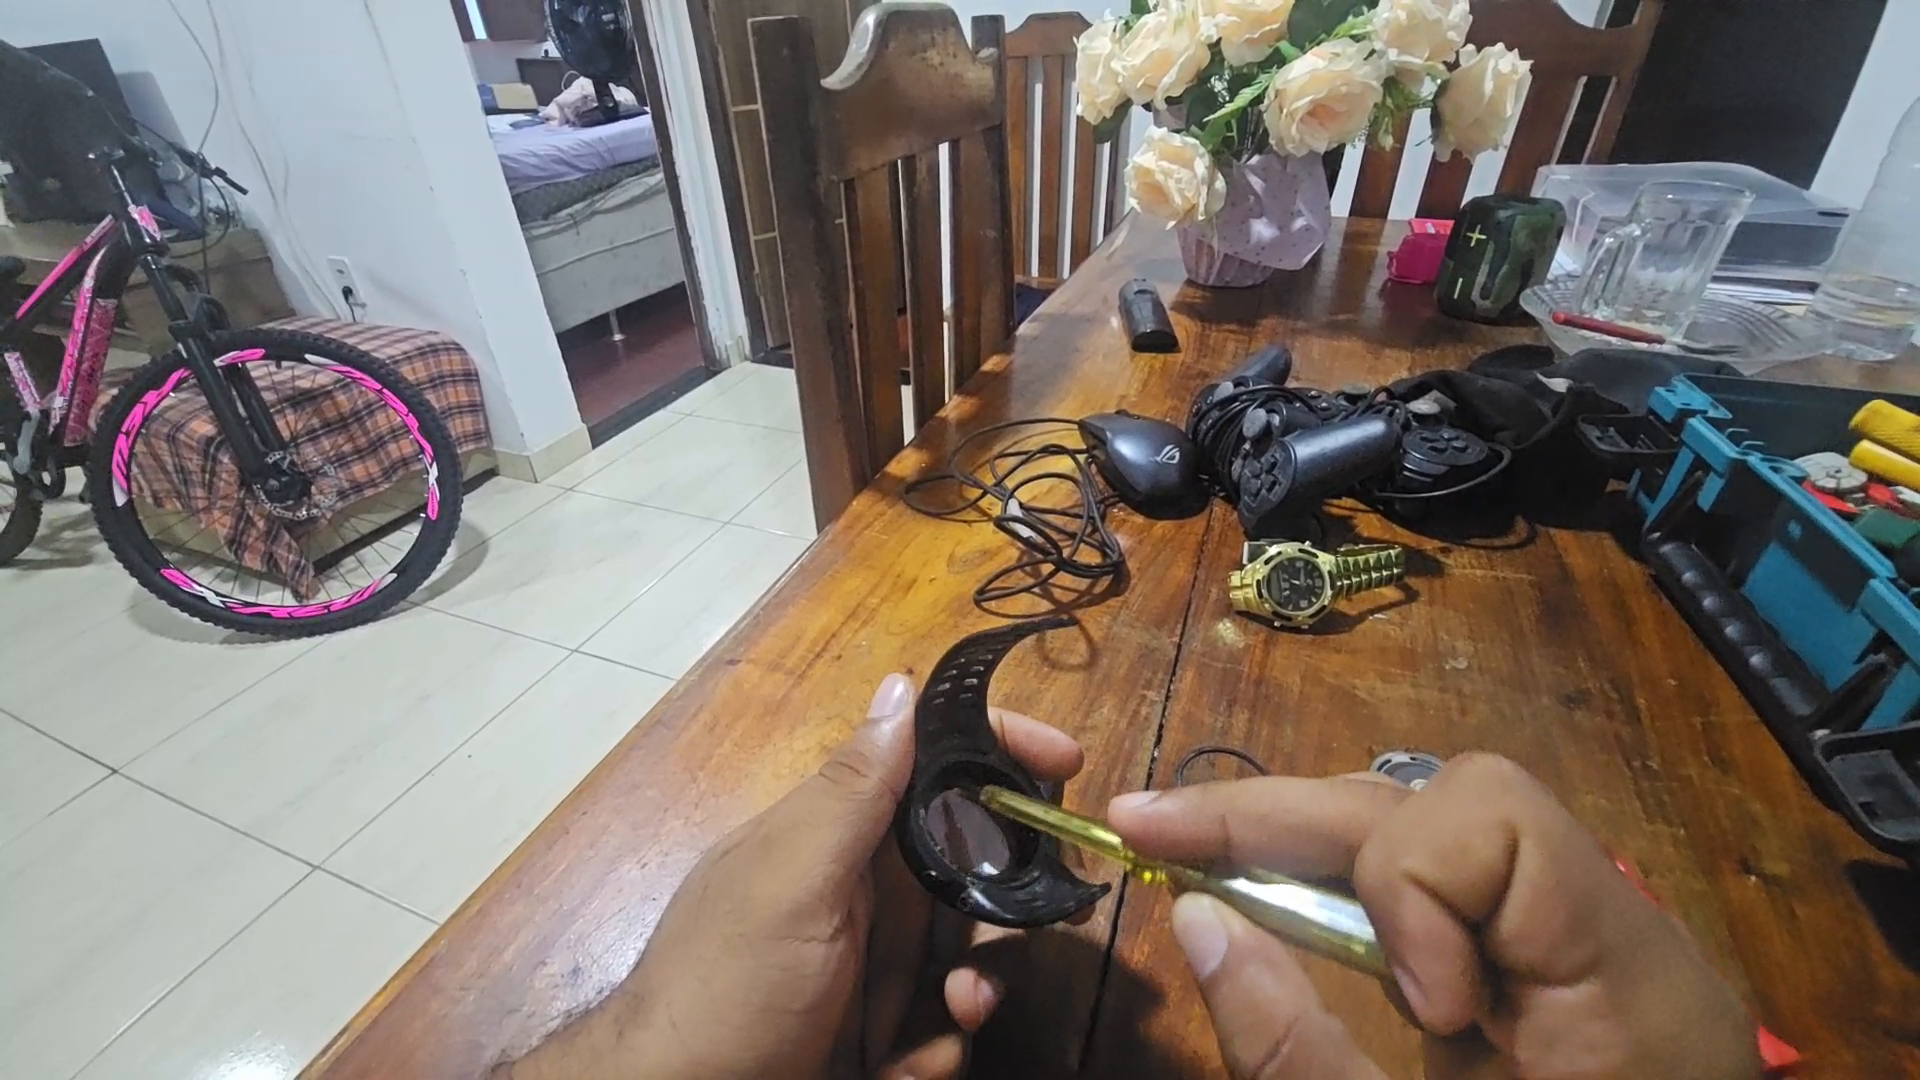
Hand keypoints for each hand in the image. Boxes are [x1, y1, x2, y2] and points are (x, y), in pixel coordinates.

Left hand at [500, 674, 1084, 1079]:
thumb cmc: (731, 982)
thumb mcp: (792, 877)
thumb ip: (854, 789)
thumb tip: (904, 682)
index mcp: (848, 830)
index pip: (936, 766)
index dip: (999, 750)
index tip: (1064, 759)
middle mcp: (870, 885)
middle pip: (973, 859)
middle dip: (1012, 885)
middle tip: (1051, 905)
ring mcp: (877, 960)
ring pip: (971, 944)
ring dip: (981, 975)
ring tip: (960, 1005)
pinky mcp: (882, 1029)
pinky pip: (943, 1023)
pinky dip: (941, 1043)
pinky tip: (909, 1063)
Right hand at [1107, 754, 1759, 1079]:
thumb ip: (1298, 1054)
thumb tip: (1192, 911)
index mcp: (1622, 980)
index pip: (1497, 817)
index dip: (1415, 879)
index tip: (1413, 1006)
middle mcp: (1596, 922)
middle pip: (1412, 801)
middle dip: (1271, 816)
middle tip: (1146, 822)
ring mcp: (1551, 928)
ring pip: (1394, 819)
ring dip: (1285, 837)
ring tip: (1188, 850)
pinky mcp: (1514, 946)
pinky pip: (1400, 866)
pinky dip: (1318, 873)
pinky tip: (1260, 889)